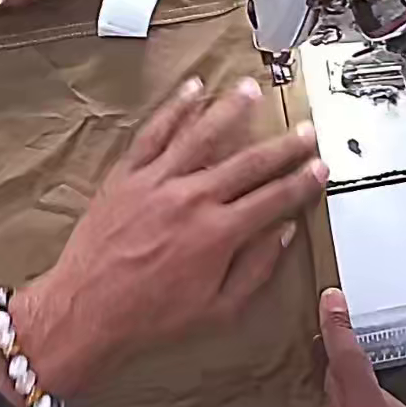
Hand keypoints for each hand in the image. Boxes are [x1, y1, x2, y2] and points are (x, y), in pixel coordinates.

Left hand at [10, 76, 327, 393]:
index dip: (302, 181)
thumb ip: (256, 269)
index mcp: (218, 233)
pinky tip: (191, 90)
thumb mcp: (218, 310)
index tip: (318, 167)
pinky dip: (175, 108)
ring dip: (231, 110)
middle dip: (283, 145)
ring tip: (251, 90)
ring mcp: (157, 182)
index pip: (274, 198)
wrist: (87, 310)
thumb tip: (283, 235)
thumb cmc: (149, 317)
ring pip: (203, 135)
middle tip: (304, 130)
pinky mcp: (127, 176)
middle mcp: (192, 199)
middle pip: (249, 162)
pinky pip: (154, 133)